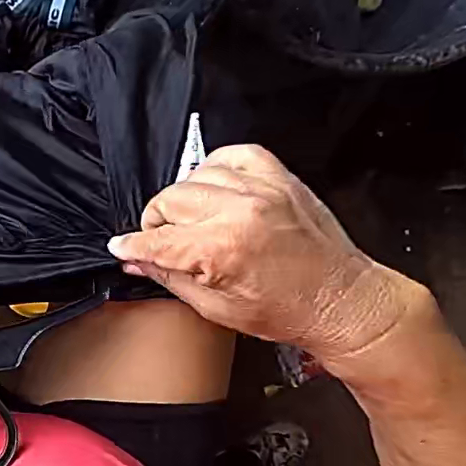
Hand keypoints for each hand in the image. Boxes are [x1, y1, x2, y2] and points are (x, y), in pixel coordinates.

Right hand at [107, 145, 422, 360]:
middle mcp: (240, 212)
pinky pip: (232, 155)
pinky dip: (215, 170)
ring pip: (193, 177)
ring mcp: (262, 190)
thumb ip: (168, 276)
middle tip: (165, 243)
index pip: (154, 239)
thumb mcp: (214, 307)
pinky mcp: (279, 179)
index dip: (131, 246)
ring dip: (185, 201)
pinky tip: (215, 191)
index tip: (122, 247)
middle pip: (167, 200)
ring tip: (194, 222)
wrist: (342, 301)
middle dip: (157, 225)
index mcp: (221, 249)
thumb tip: (136, 261)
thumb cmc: (289, 310)